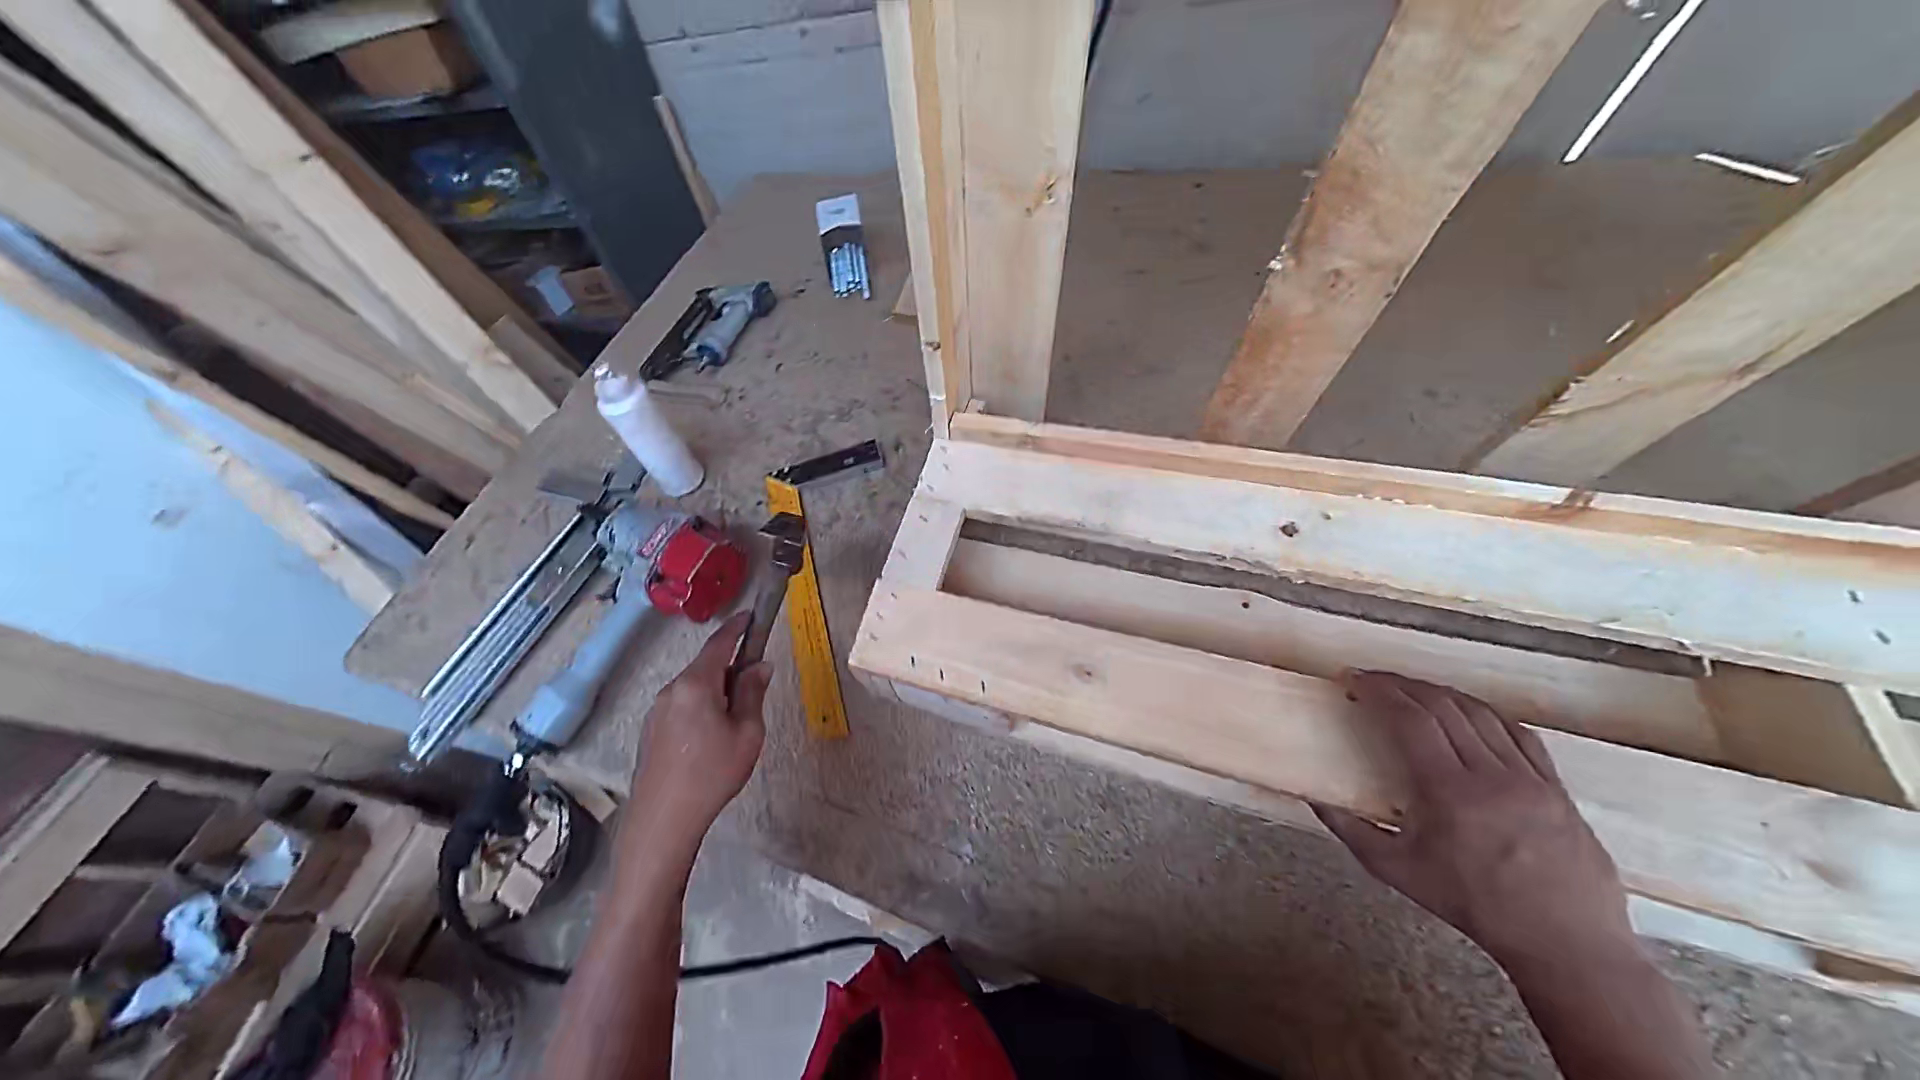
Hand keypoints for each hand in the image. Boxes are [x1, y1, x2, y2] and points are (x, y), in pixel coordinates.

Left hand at [629, 612, 770, 847]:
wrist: (663, 820)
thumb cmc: (712, 773)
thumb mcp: (747, 732)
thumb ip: (753, 693)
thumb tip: (759, 665)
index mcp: (696, 684)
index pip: (719, 643)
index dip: (737, 627)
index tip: (751, 616)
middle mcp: (672, 690)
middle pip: (706, 667)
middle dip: (731, 668)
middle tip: (755, 686)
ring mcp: (657, 710)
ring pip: (694, 688)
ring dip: (716, 691)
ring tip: (736, 721)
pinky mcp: (651, 730)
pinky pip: (682, 705)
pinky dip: (702, 707)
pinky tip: (711, 737)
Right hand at [1316, 672, 1635, 968]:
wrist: (1566, 943)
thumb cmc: (1473, 905)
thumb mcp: (1398, 871)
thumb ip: (1350, 830)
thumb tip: (1313, 799)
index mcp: (1448, 791)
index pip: (1409, 719)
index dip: (1379, 691)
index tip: (1354, 679)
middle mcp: (1491, 774)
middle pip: (1443, 706)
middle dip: (1403, 684)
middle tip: (1374, 680)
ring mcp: (1529, 778)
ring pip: (1480, 713)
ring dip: (1441, 693)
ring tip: (1414, 691)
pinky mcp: (1556, 787)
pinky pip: (1518, 733)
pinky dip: (1485, 714)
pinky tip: (1469, 714)